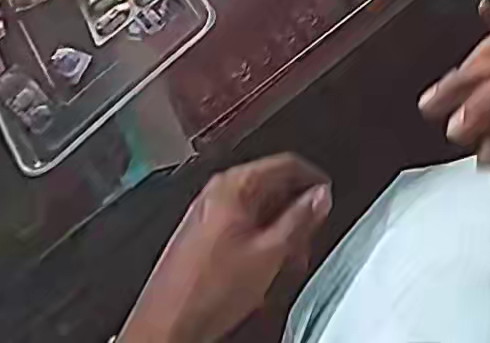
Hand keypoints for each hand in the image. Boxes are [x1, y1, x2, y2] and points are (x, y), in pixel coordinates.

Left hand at [117, 153, 331, 342]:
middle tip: (310, 234)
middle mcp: (218, 191)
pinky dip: (259, 239)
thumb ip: (300, 219)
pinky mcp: (200, 235)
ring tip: (290, 258)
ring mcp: (206, 212)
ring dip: (279, 228)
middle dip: (296, 211)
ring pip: (257, 207)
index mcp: (235, 184)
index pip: (286, 164)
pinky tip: (265, 266)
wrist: (162, 332)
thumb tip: (320, 196)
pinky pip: (240, 224)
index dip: (313, 179)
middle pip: (271, 186)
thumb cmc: (206, 294)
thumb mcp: (269, 254)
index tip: (326, 196)